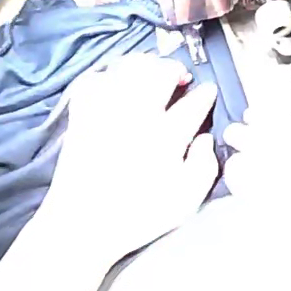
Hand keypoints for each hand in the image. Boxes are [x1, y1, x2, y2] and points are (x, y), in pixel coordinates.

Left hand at [37, 55, 219, 261]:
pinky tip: (116, 84)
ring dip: (144, 65)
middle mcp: (136, 115)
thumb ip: (204, 165)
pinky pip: (94, 80)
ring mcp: (105, 111)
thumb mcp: (185, 199)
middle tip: (181, 78)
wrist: (82, 225)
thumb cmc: (138, 215)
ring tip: (152, 73)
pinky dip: (108, 75)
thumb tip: (205, 139)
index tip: (209, 91)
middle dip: (175, 69)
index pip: (193, 103)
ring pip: (126, 68)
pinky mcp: (81, 115)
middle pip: (158, 73)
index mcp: (165, 136)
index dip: (204, 94)